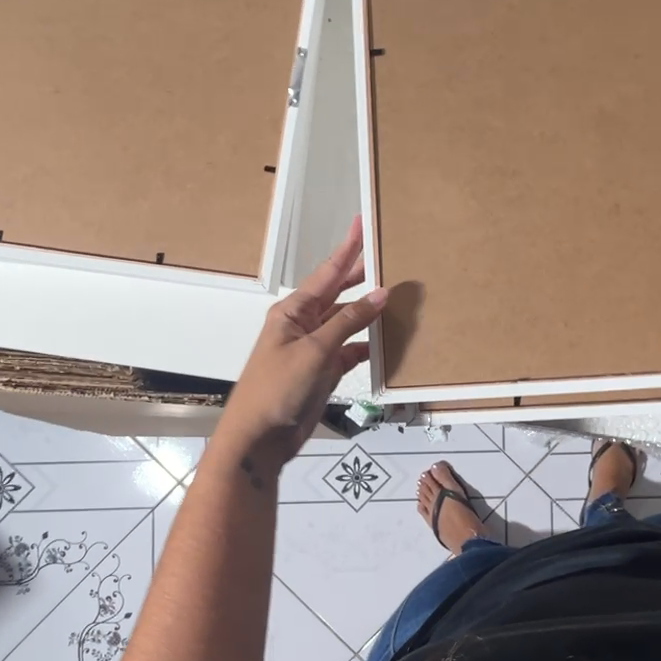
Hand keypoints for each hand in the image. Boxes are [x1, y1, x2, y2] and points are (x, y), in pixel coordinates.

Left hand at [219, 218, 387, 468]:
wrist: (261, 437)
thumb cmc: (278, 388)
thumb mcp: (314, 351)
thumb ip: (348, 322)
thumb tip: (381, 293)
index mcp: (294, 311)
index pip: (328, 273)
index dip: (347, 248)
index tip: (362, 223)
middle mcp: (305, 324)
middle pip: (340, 293)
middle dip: (362, 274)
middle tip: (388, 253)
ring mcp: (316, 348)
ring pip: (349, 322)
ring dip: (371, 311)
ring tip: (399, 293)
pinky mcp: (326, 371)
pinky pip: (353, 350)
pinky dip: (370, 344)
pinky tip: (390, 338)